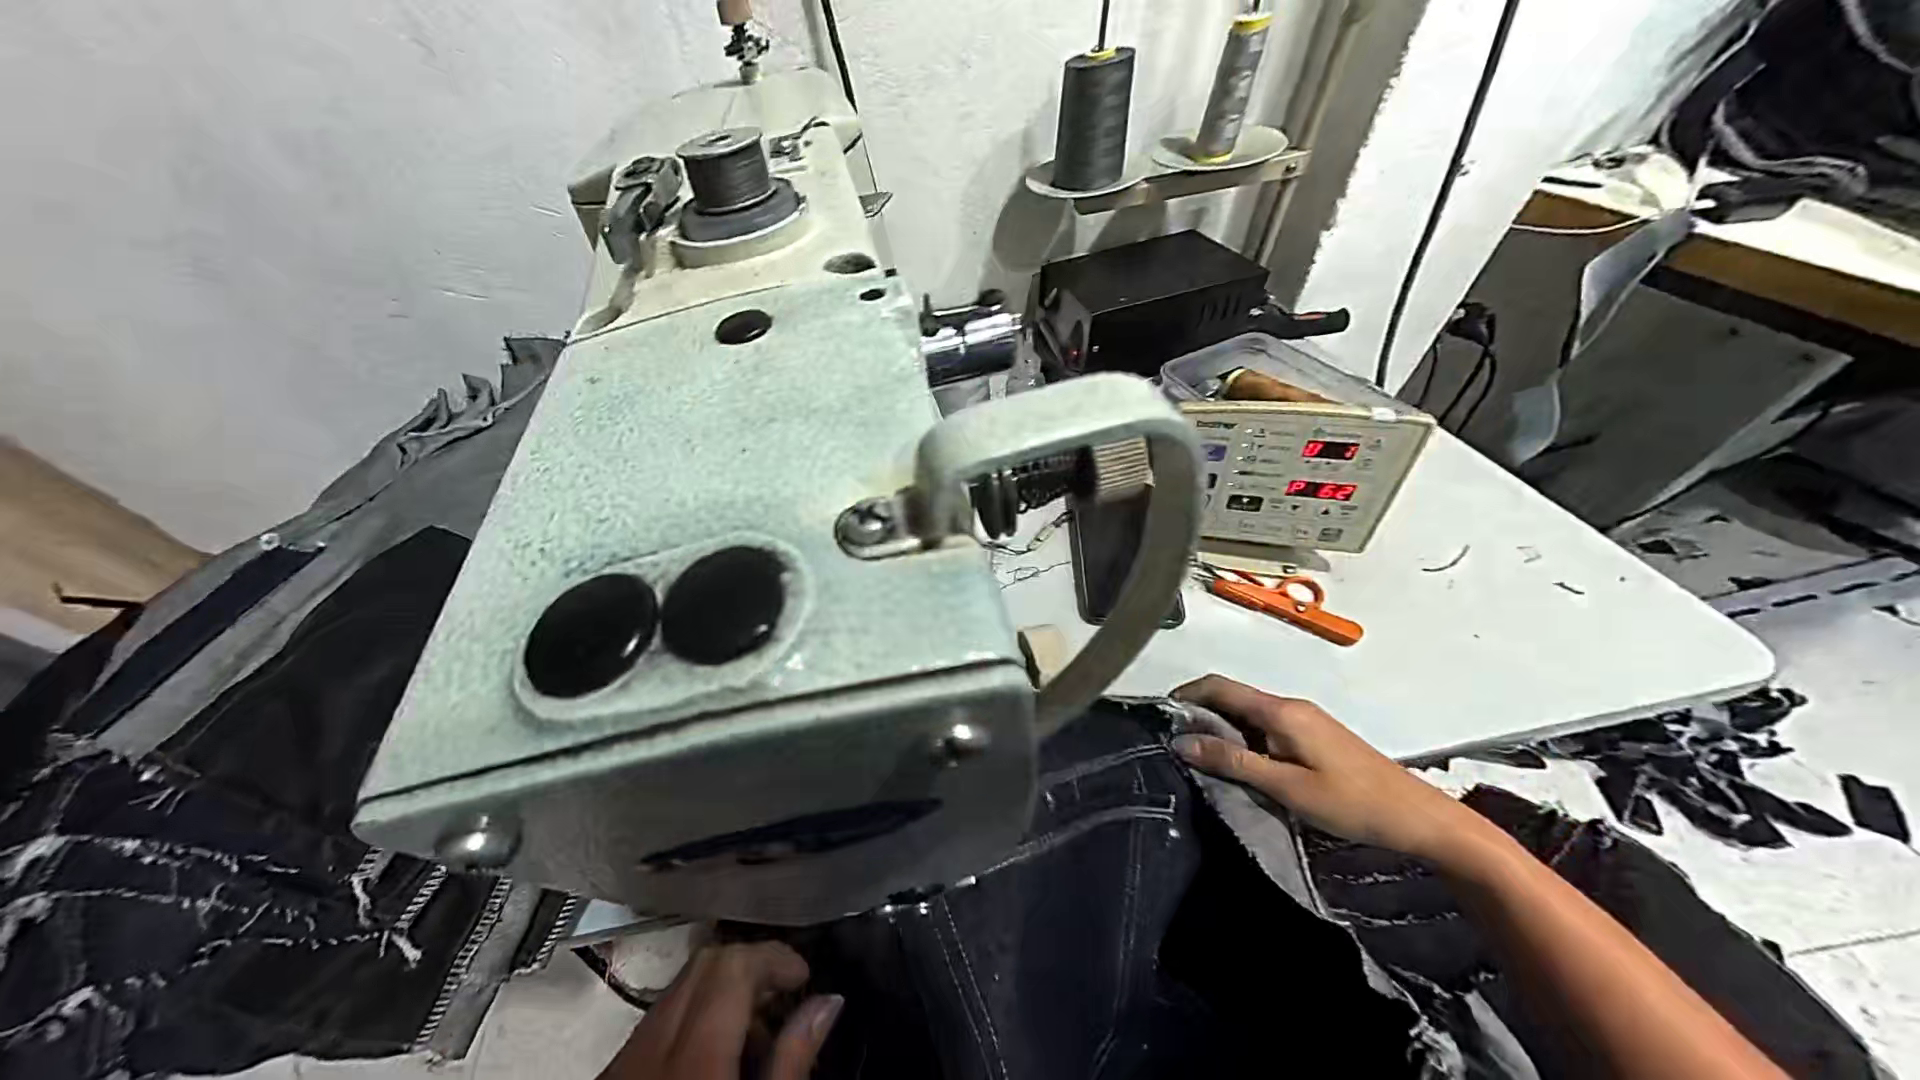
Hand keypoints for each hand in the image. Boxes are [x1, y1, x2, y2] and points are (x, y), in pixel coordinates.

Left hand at [597, 942, 842, 1079]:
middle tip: (785, 996)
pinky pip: (660, 1019)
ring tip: (757, 1033)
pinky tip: (717, 1056)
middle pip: (705, 964)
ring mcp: (624, 1062)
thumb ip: (795, 1057)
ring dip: (724, 989)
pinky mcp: (612, 1076)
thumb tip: (829, 1000)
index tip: (805, 977)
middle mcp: (651, 1048)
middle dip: (751, 966)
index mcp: (695, 1059)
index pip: (732, 966)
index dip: (774, 958)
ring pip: (680, 987)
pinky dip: (696, 1015)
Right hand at [1170, 675, 1493, 863]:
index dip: (1186, 695)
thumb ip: (1233, 761)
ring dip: (1221, 728)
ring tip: (1200, 757)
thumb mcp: (1286, 786)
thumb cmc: (1352, 803)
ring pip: (1248, 713)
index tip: (1161, 715)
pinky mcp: (1314, 735)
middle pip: (1232, 698)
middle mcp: (1290, 706)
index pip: (1220, 687)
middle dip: (1200, 713)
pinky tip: (1239, 764)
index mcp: (1281, 711)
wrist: (1421, 819)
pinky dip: (1243, 738)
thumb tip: (1182, 741)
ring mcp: (1304, 720)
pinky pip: (1265, 727)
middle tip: (1176, 743)